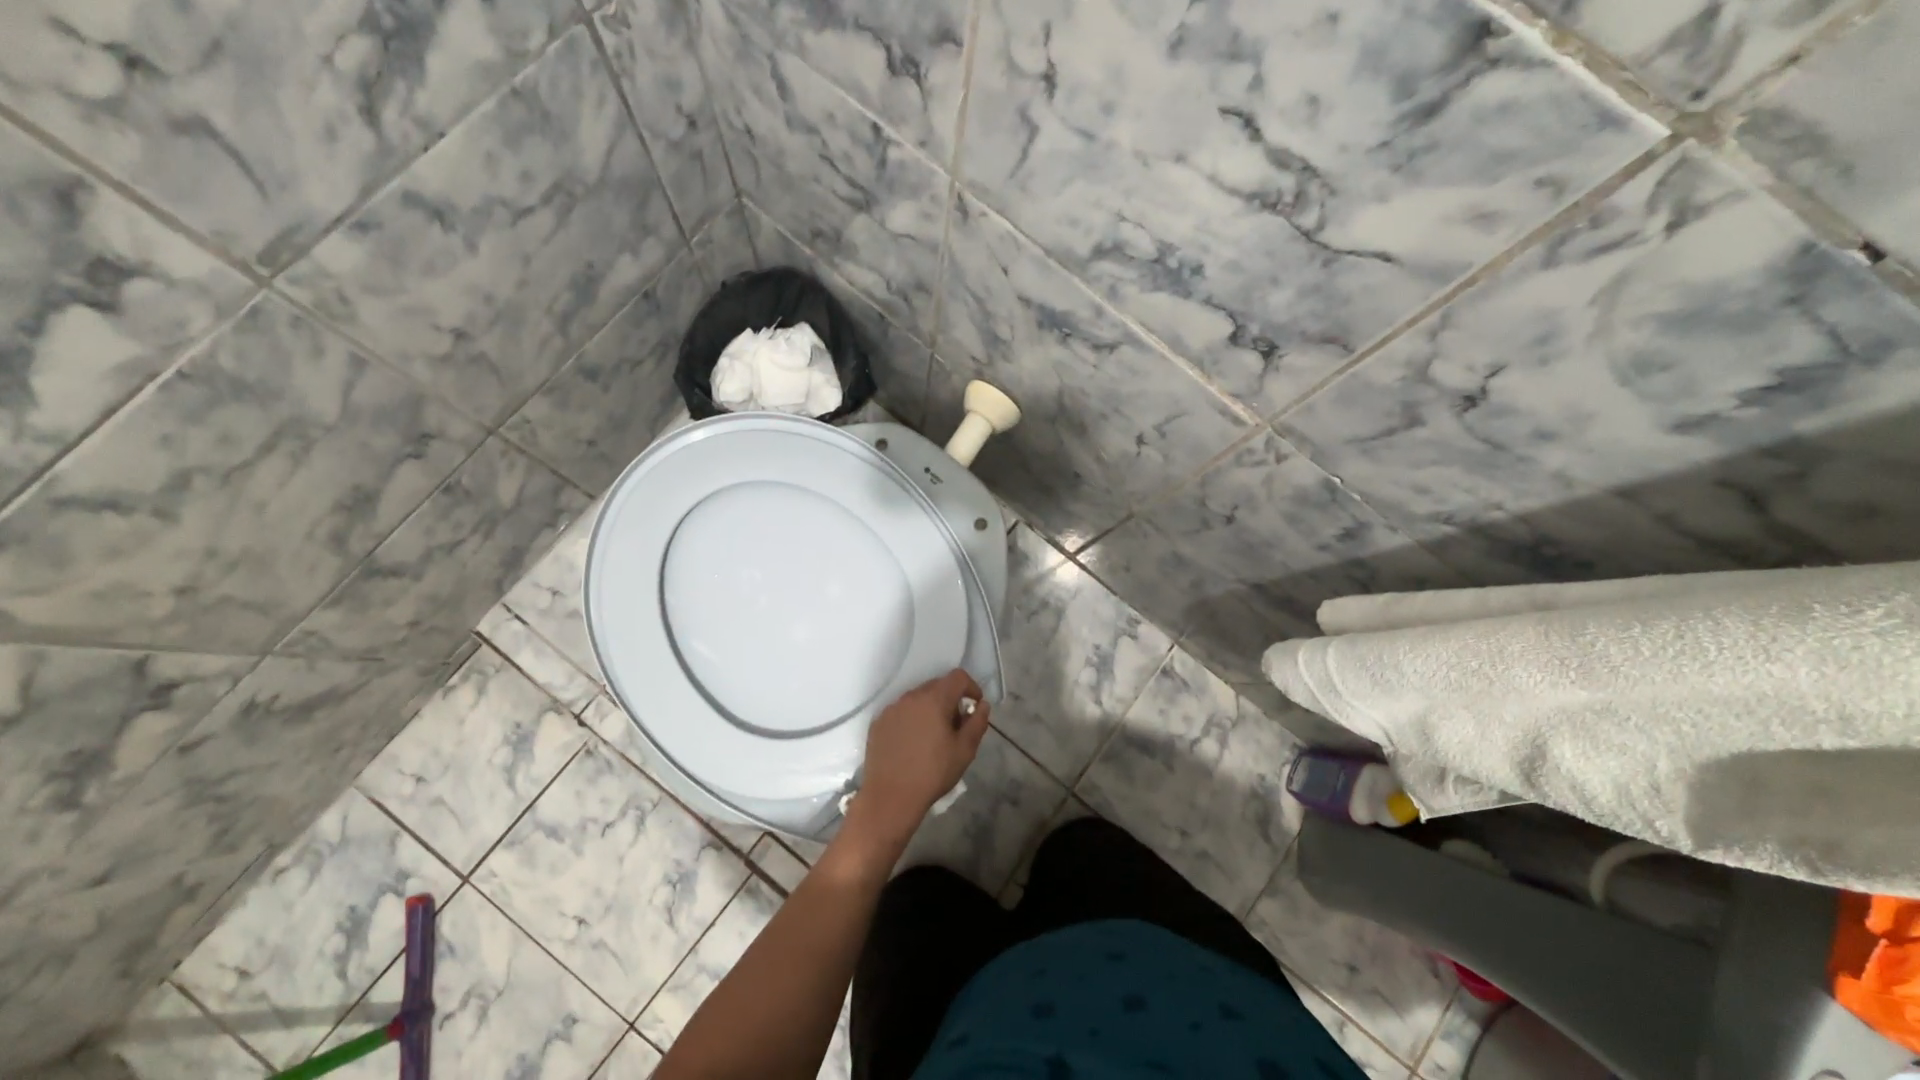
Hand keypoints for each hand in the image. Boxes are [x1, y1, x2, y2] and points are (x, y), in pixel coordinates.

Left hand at [851, 669, 989, 838]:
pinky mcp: (878, 723)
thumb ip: (977, 723)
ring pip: (917, 699)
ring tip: (934, 736)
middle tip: (956, 726)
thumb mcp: (964, 751)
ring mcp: (891, 709)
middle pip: (937, 686)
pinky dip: (912, 719)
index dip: (971, 687)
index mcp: (934, 699)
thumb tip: (982, 706)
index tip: (975, 707)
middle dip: (951, 699)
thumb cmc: (933, 773)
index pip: (958, 677)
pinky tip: (913, 743)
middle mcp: (910, 697)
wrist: (890, 796)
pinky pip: (901, 712)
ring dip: (930, 709)